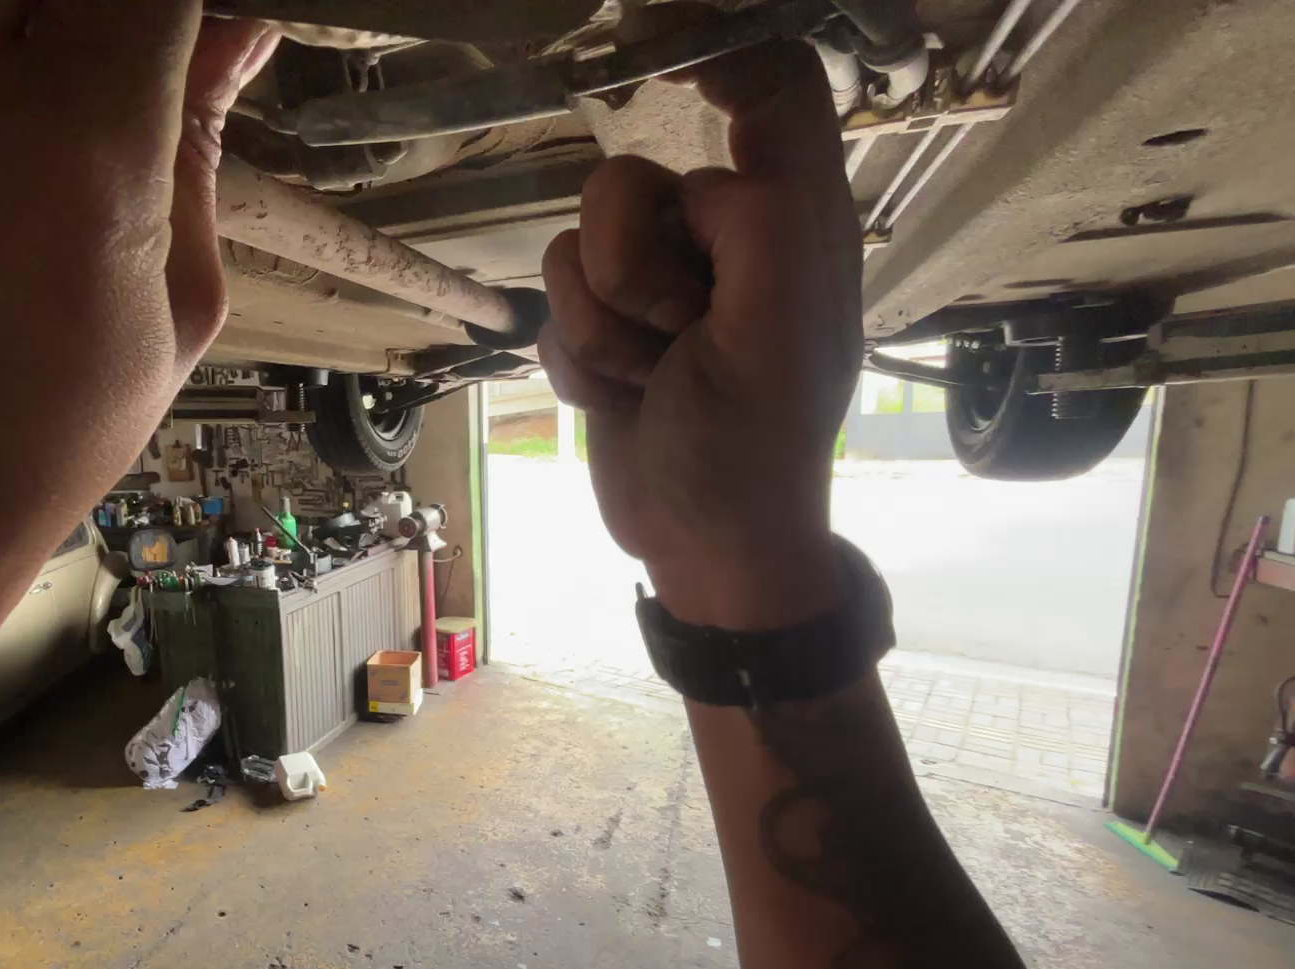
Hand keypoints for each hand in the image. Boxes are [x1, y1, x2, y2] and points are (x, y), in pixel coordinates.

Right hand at [539, 37, 862, 628]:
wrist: (698, 537)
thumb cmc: (751, 448)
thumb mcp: (781, 333)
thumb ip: (762, 225)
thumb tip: (700, 179)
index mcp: (782, 227)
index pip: (775, 97)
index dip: (726, 66)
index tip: (669, 80)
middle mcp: (708, 245)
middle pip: (627, 181)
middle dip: (630, 273)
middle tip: (674, 333)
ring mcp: (644, 294)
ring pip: (571, 251)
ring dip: (598, 331)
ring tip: (644, 379)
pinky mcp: (597, 334)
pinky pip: (550, 311)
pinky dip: (574, 364)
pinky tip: (615, 398)